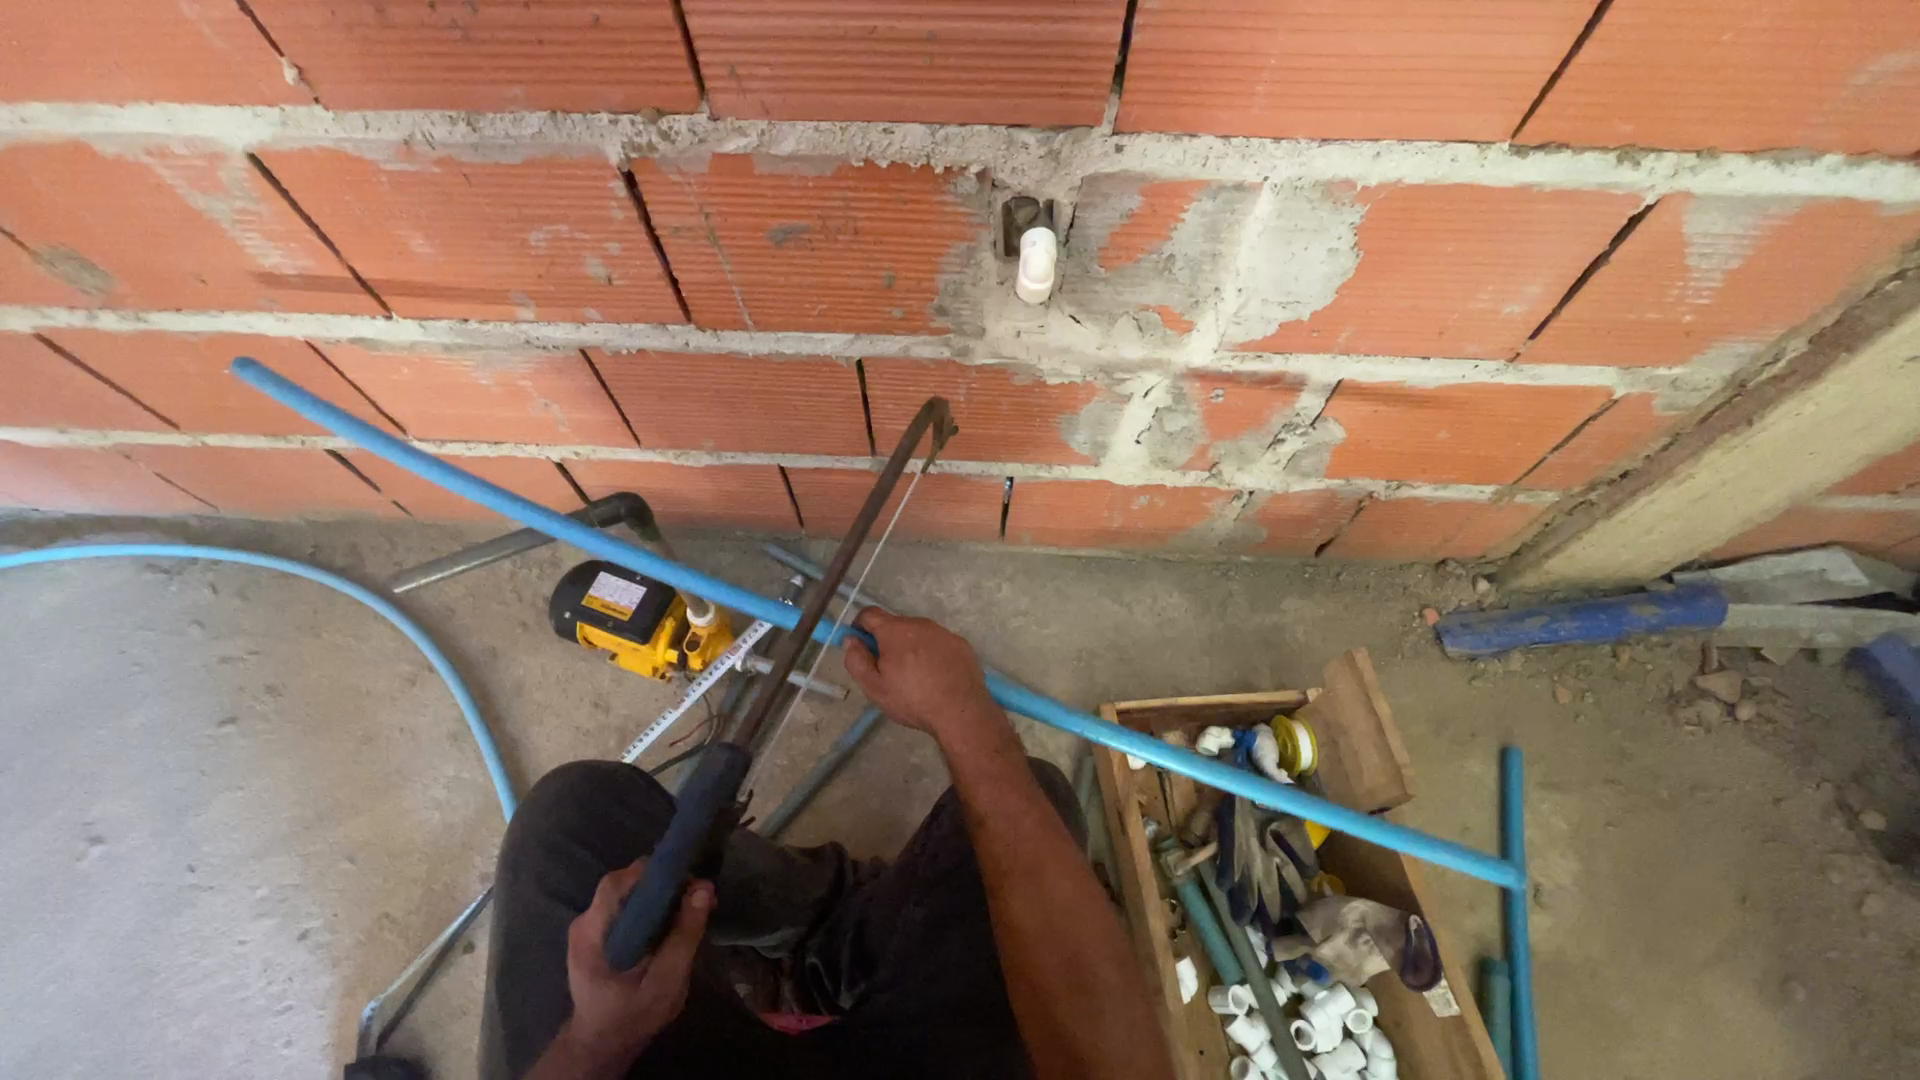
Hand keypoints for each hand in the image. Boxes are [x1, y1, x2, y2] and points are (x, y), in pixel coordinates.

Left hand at [555, 859, 713, 1069]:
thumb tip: (704, 888)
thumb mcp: (665, 983)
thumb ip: (684, 937)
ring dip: (663, 892)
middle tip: (698, 896)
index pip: (618, 883)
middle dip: (665, 882)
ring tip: (691, 908)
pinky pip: (628, 902)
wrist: (602, 1042)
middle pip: (626, 881)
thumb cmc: (632, 1015)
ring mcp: (589, 925)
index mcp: (591, 935)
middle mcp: (585, 922)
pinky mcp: (598, 929)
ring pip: (629, 889)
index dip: (655, 873)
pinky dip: (654, 904)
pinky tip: (674, 919)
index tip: (690, 881)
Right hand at [842, 607, 1008, 749]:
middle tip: (888, 670)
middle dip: (887, 641)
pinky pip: (938, 643)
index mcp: (895, 630)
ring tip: (915, 677)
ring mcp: (943, 632)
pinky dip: (932, 653)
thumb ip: (857, 660)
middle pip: (895, 625)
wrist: (961, 711)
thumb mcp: (874, 687)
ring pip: (918, 634)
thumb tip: (850, 639)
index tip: (861, 645)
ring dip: (910, 647)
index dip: (860, 626)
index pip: (869, 614)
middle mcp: (920, 624)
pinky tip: (936, 676)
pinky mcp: (960, 643)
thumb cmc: (912, 699)